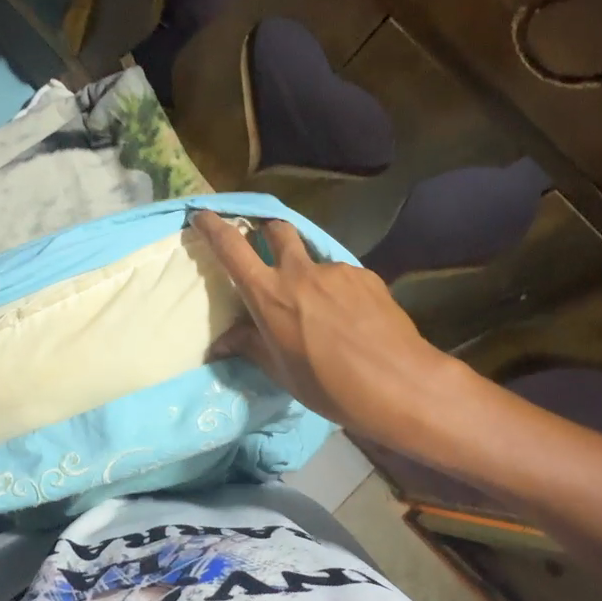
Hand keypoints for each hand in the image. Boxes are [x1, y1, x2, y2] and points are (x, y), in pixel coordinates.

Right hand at [193, 210, 465, 447]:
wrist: (399, 383)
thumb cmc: (329, 385)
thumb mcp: (281, 372)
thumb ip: (251, 346)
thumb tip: (221, 342)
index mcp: (269, 295)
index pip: (232, 248)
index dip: (213, 227)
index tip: (203, 215)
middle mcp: (300, 272)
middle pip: (277, 229)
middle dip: (266, 229)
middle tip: (264, 244)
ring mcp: (336, 271)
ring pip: (313, 257)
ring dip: (306, 270)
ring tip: (319, 306)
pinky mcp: (366, 276)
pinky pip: (341, 276)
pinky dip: (336, 290)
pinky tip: (349, 318)